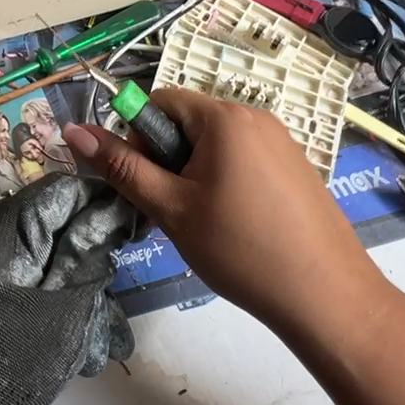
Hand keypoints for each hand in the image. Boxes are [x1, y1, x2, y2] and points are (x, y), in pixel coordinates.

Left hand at [0, 174, 135, 404]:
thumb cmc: (13, 363)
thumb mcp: (64, 309)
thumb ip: (87, 254)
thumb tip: (113, 210)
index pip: (57, 190)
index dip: (96, 202)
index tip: (125, 224)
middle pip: (44, 209)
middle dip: (80, 233)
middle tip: (111, 264)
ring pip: (33, 231)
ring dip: (64, 254)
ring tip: (91, 290)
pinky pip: (16, 250)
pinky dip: (42, 267)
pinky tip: (62, 298)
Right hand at [64, 86, 386, 330]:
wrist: (331, 302)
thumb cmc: (243, 250)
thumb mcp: (171, 208)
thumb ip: (121, 167)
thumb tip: (73, 130)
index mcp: (224, 117)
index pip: (160, 101)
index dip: (140, 138)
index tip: (147, 184)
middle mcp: (254, 116)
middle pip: (187, 121)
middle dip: (168, 158)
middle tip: (173, 209)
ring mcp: (281, 140)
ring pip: (214, 143)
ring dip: (194, 172)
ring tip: (204, 222)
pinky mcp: (297, 166)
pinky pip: (243, 157)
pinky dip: (225, 180)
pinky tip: (236, 225)